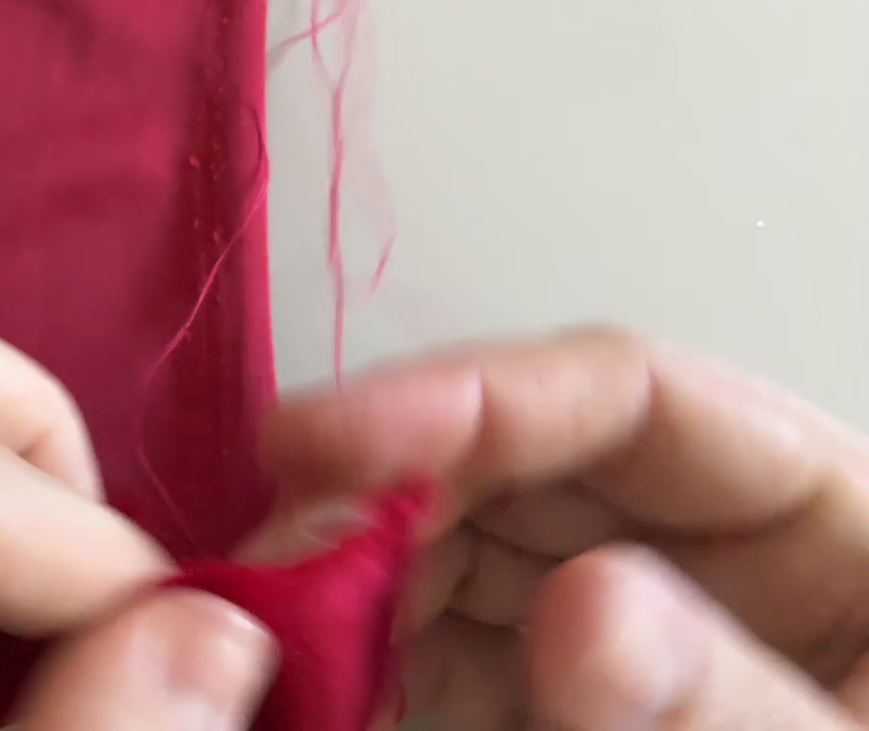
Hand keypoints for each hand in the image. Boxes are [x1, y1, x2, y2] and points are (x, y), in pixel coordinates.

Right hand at [262, 328, 868, 730]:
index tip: (320, 435)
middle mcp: (690, 543)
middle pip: (500, 463)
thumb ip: (749, 716)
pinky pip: (432, 628)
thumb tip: (593, 606)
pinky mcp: (538, 669)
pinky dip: (368, 646)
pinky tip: (329, 676)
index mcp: (831, 528)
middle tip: (280, 554)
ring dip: (351, 573)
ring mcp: (600, 605)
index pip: (626, 398)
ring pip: (441, 537)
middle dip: (374, 498)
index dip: (460, 395)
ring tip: (288, 620)